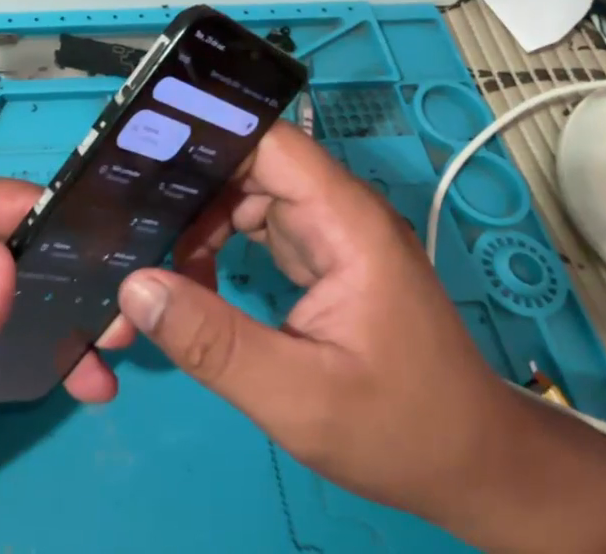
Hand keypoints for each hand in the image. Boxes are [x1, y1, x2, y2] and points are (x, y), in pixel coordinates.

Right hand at [110, 122, 541, 526]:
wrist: (476, 469)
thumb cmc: (400, 430)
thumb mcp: (297, 397)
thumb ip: (213, 341)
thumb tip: (133, 288)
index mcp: (345, 224)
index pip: (267, 142)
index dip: (203, 135)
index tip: (138, 154)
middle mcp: (339, 215)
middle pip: (248, 165)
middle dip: (185, 190)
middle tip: (129, 225)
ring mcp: (333, 236)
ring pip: (246, 196)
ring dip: (197, 224)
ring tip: (155, 266)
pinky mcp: (325, 261)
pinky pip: (258, 229)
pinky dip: (217, 247)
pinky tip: (191, 282)